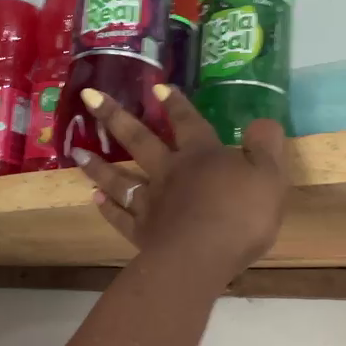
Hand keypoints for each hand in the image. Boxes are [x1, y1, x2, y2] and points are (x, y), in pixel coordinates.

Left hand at [71, 85, 288, 282]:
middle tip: (89, 98)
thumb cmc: (240, 216)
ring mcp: (151, 203)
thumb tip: (263, 122)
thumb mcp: (269, 176)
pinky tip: (93, 199)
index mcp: (201, 156)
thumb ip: (265, 146)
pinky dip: (107, 209)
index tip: (157, 88)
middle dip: (114, 116)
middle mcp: (170, 173)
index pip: (187, 122)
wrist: (203, 258)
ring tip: (76, 152)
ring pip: (119, 178)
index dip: (175, 104)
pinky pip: (120, 217)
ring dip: (98, 165)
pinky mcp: (142, 233)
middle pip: (139, 140)